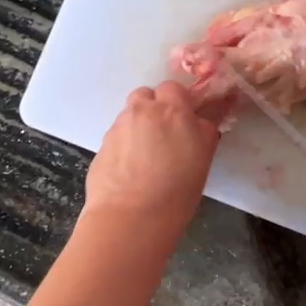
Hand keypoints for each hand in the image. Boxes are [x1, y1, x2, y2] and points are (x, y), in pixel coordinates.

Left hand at [81, 82, 219, 240]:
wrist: (130, 217)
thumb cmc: (176, 191)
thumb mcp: (203, 160)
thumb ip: (203, 131)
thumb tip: (202, 119)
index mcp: (172, 111)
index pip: (173, 88)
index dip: (178, 102)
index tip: (183, 121)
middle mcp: (142, 111)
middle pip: (146, 95)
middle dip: (154, 108)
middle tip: (163, 135)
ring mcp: (118, 126)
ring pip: (129, 115)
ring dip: (138, 125)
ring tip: (145, 154)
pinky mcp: (102, 144)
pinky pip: (116, 134)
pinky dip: (124, 144)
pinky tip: (129, 168)